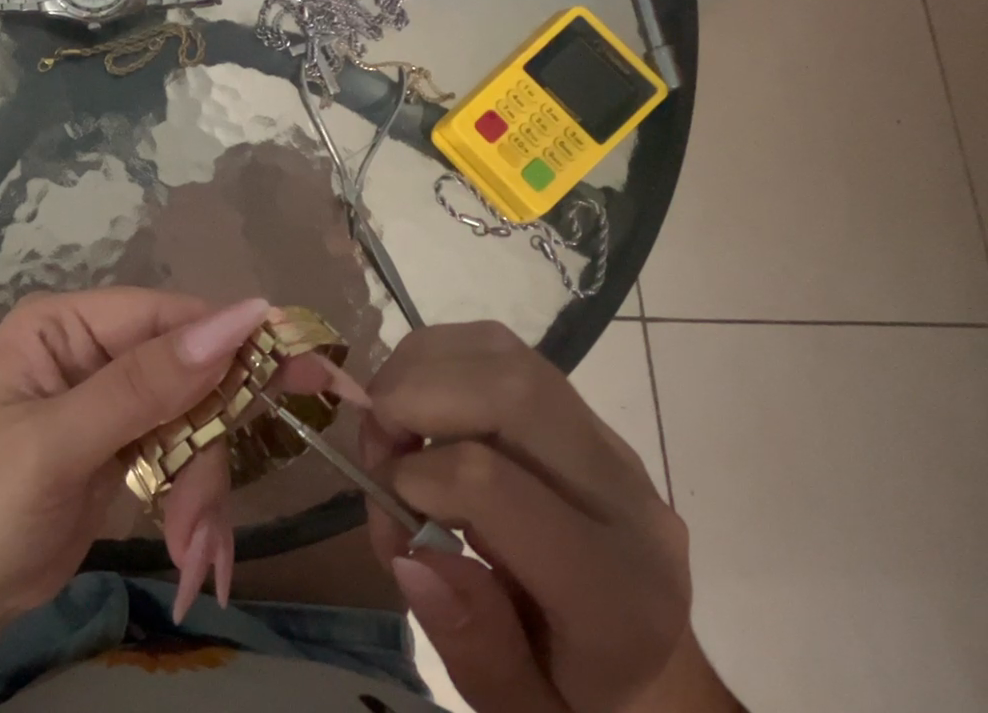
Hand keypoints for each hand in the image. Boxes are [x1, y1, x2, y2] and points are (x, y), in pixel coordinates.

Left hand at [0, 289, 271, 653]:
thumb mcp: (58, 445)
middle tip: (213, 512)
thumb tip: (237, 320)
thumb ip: (143, 386)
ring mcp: (110, 399)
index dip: (228, 340)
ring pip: (197, 419)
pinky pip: (185, 453)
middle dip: (207, 445)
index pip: (161, 315)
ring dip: (200, 486)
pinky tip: (187, 549)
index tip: (300, 371)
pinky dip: (193, 499)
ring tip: (187, 548)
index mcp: (59, 326)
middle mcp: (88, 350)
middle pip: (189, 370)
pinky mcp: (127, 443)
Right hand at [364, 322, 735, 712]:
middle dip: (407, 400)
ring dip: (417, 373)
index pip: (489, 481)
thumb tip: (411, 553)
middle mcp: (623, 498)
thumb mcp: (521, 707)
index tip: (394, 525)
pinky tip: (421, 414)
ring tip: (395, 429)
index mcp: (614, 589)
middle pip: (508, 389)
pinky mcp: (585, 423)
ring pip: (503, 354)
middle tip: (378, 451)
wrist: (651, 670)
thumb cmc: (575, 695)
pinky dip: (437, 362)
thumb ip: (472, 643)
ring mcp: (609, 448)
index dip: (409, 483)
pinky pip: (503, 353)